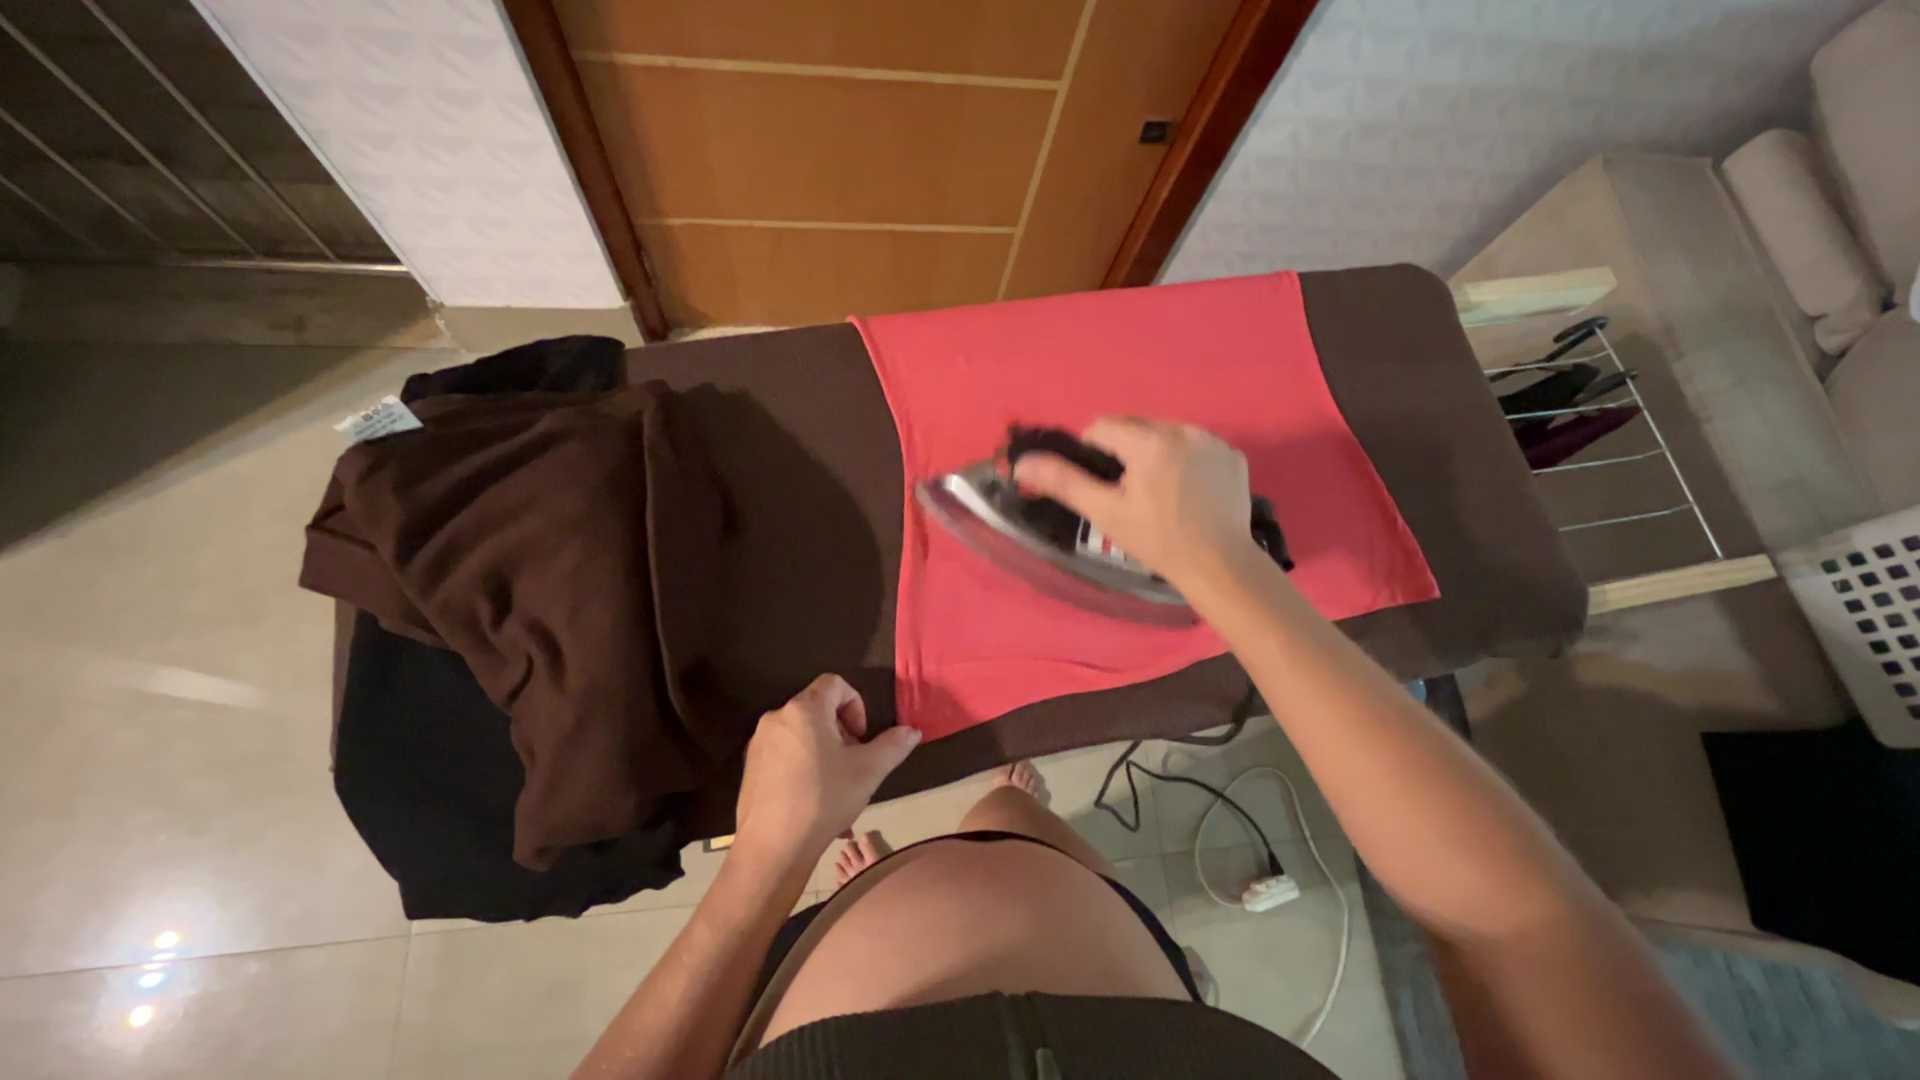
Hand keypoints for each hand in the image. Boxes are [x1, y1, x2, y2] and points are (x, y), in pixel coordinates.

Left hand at [732, 674, 920, 863]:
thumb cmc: (824, 799)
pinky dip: (803, 766)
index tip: (861, 737)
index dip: (855, 704)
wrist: (773, 846)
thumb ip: (893, 745)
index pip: (835, 683)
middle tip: (853, 762)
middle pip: (817, 708)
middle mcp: (777, 718)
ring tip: (836, 786)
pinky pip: (784, 755)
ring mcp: (759, 743)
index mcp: (804, 709)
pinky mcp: (750, 767)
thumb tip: (912, 731)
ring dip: (824, 750)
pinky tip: (814, 800)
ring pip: (801, 734)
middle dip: (841, 731)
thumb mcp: (868, 771)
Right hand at [1013, 417, 1258, 587]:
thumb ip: (1064, 481)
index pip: (1104, 426)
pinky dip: (1186, 461)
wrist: (1220, 565)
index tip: (1104, 486)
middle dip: (1126, 451)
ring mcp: (1213, 441)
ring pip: (1167, 434)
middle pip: (1137, 426)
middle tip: (1130, 493)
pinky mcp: (1233, 455)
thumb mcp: (1106, 513)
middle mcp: (1183, 430)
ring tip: (1160, 493)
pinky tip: (1189, 493)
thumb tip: (1023, 462)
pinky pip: (1197, 446)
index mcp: (1149, 441)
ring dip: (1156, 453)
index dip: (1094, 453)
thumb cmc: (1158, 540)